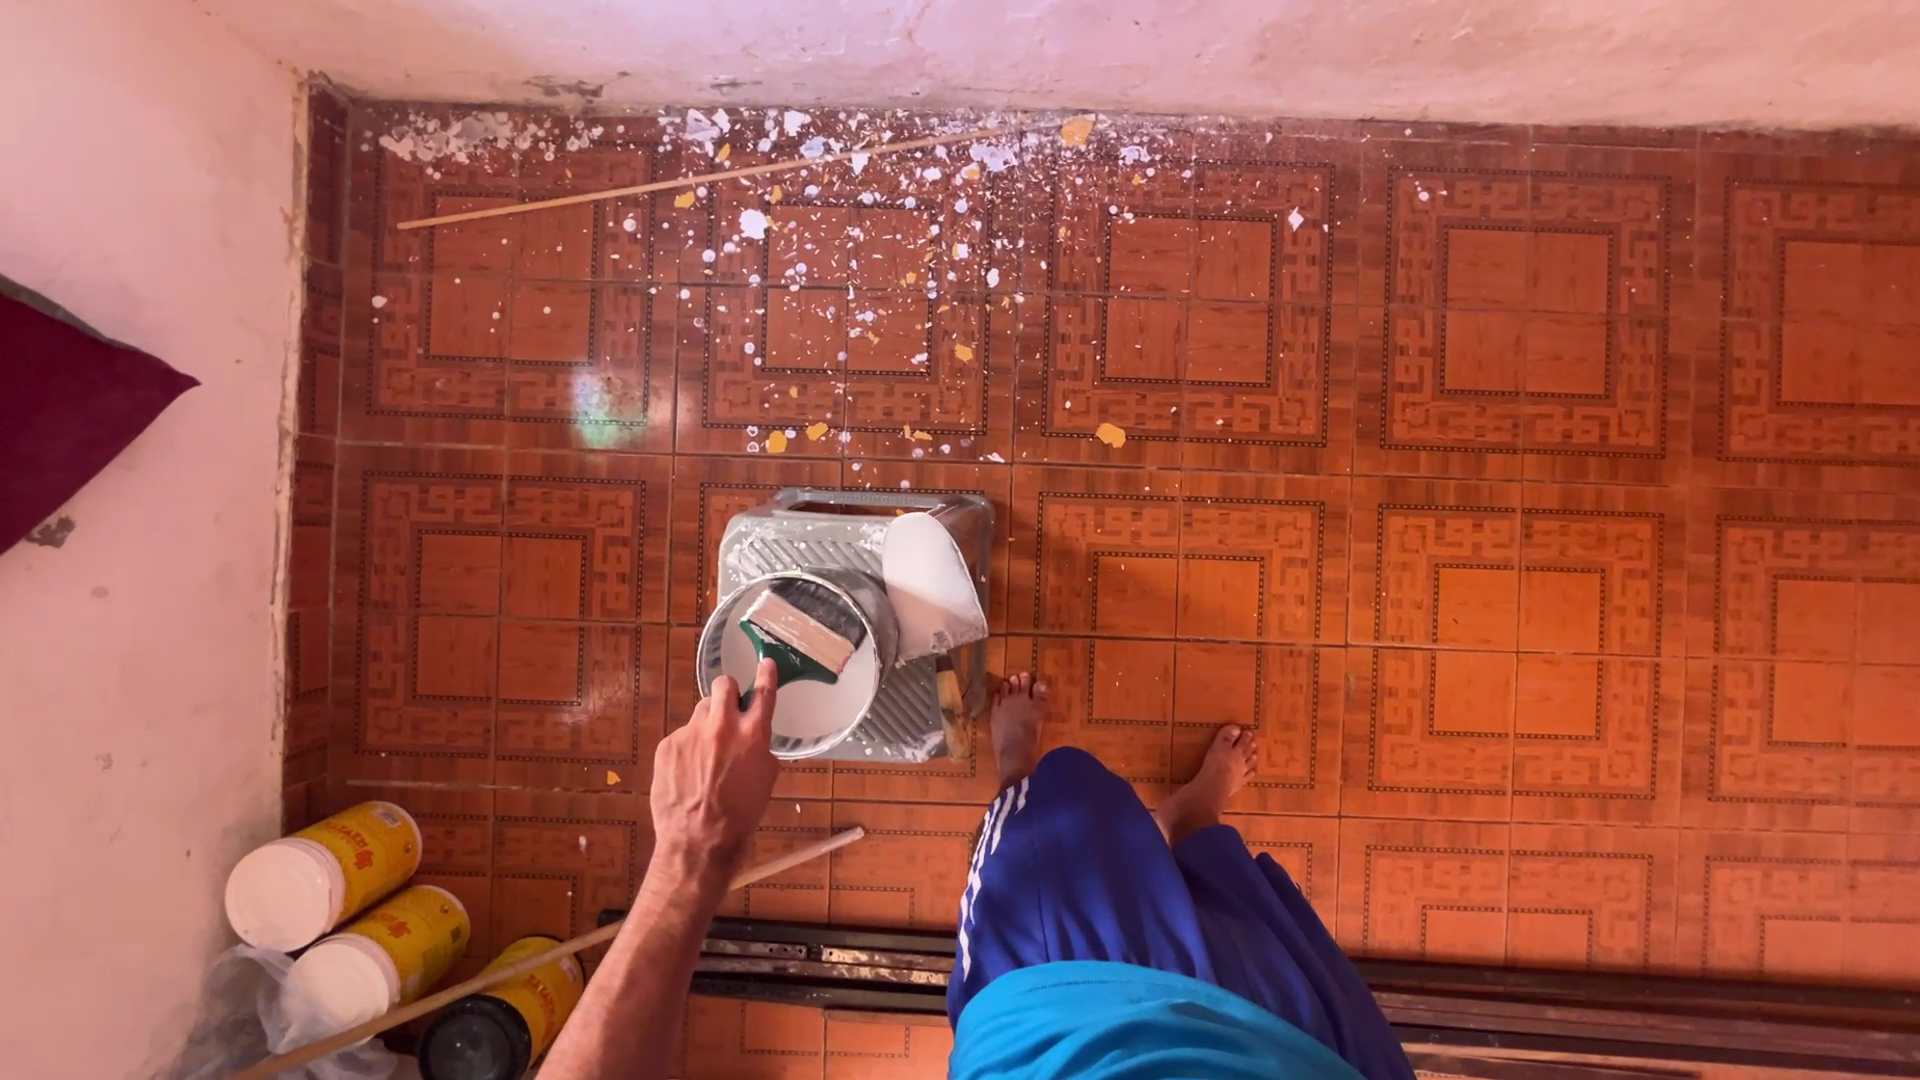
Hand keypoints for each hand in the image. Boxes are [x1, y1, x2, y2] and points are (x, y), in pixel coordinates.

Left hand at [649, 658, 780, 885]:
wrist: (699, 841)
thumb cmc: (742, 814)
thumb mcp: (766, 777)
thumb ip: (760, 747)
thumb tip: (753, 737)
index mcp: (753, 734)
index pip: (763, 692)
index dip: (767, 673)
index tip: (766, 662)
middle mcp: (722, 726)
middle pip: (724, 684)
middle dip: (728, 692)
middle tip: (729, 709)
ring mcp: (691, 734)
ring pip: (701, 710)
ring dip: (707, 722)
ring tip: (705, 751)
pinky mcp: (668, 746)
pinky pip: (681, 736)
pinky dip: (687, 748)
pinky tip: (688, 772)